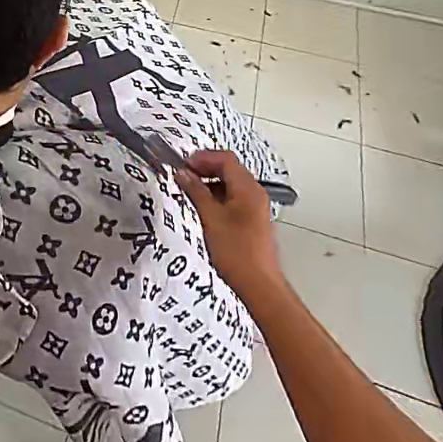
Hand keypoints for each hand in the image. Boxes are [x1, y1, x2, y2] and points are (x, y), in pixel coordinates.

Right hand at [174, 151, 284, 301]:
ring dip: (210, 182)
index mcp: (248, 188)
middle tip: (184, 176)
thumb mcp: (210, 218)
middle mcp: (255, 193)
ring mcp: (256, 206)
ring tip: (190, 191)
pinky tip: (204, 207)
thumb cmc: (238, 253)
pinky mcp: (253, 219)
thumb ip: (196, 192)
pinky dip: (218, 196)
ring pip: (231, 183)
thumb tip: (184, 174)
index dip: (202, 158)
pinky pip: (234, 198)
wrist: (258, 284)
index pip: (225, 159)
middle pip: (229, 168)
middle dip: (205, 168)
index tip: (184, 165)